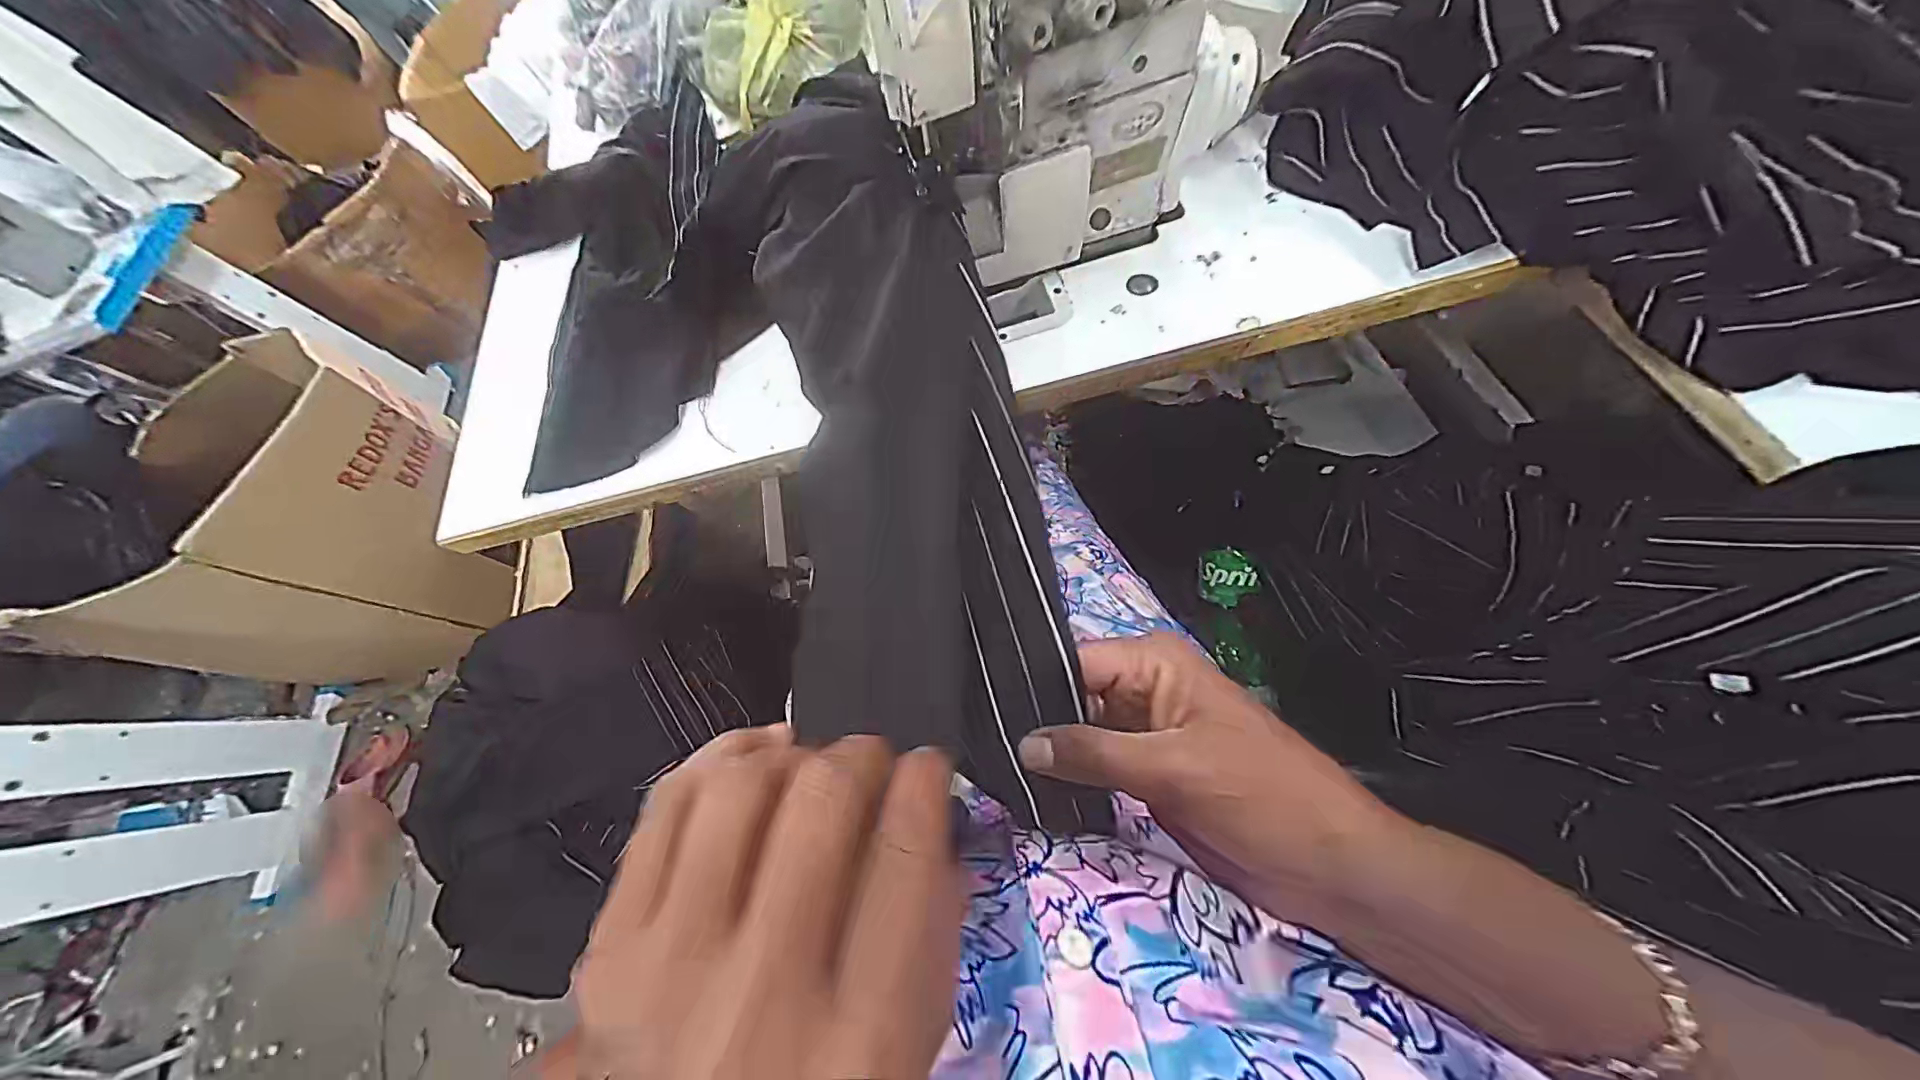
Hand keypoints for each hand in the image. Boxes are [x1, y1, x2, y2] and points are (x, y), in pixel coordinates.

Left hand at [571, 727, 964, 1079]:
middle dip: (862, 755)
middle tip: (871, 760)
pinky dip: (719, 760)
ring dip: (791, 754)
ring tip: (809, 765)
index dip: (924, 780)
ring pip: (739, 787)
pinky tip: (752, 762)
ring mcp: (673, 967)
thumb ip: (933, 927)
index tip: (927, 765)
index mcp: (861, 1033)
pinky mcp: (613, 947)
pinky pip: (665, 806)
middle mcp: (764, 994)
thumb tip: (927, 811)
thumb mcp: (908, 1041)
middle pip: (823, 800)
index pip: (904, 851)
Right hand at [1019, 633, 1405, 914]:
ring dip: (1047, 753)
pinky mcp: (1145, 773)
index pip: (1073, 660)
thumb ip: (1094, 753)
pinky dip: (1068, 778)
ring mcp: (1142, 733)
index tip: (984, 710)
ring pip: (1077, 733)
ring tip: (994, 768)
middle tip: (981, 746)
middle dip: (1034, 720)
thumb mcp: (1174, 768)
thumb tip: (1024, 743)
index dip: (1031, 683)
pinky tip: (1029, 789)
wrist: (1328, 867)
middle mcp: (1142, 689)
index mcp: (1153, 663)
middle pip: (1070, 695)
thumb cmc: (1263, 797)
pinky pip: (1094, 767)